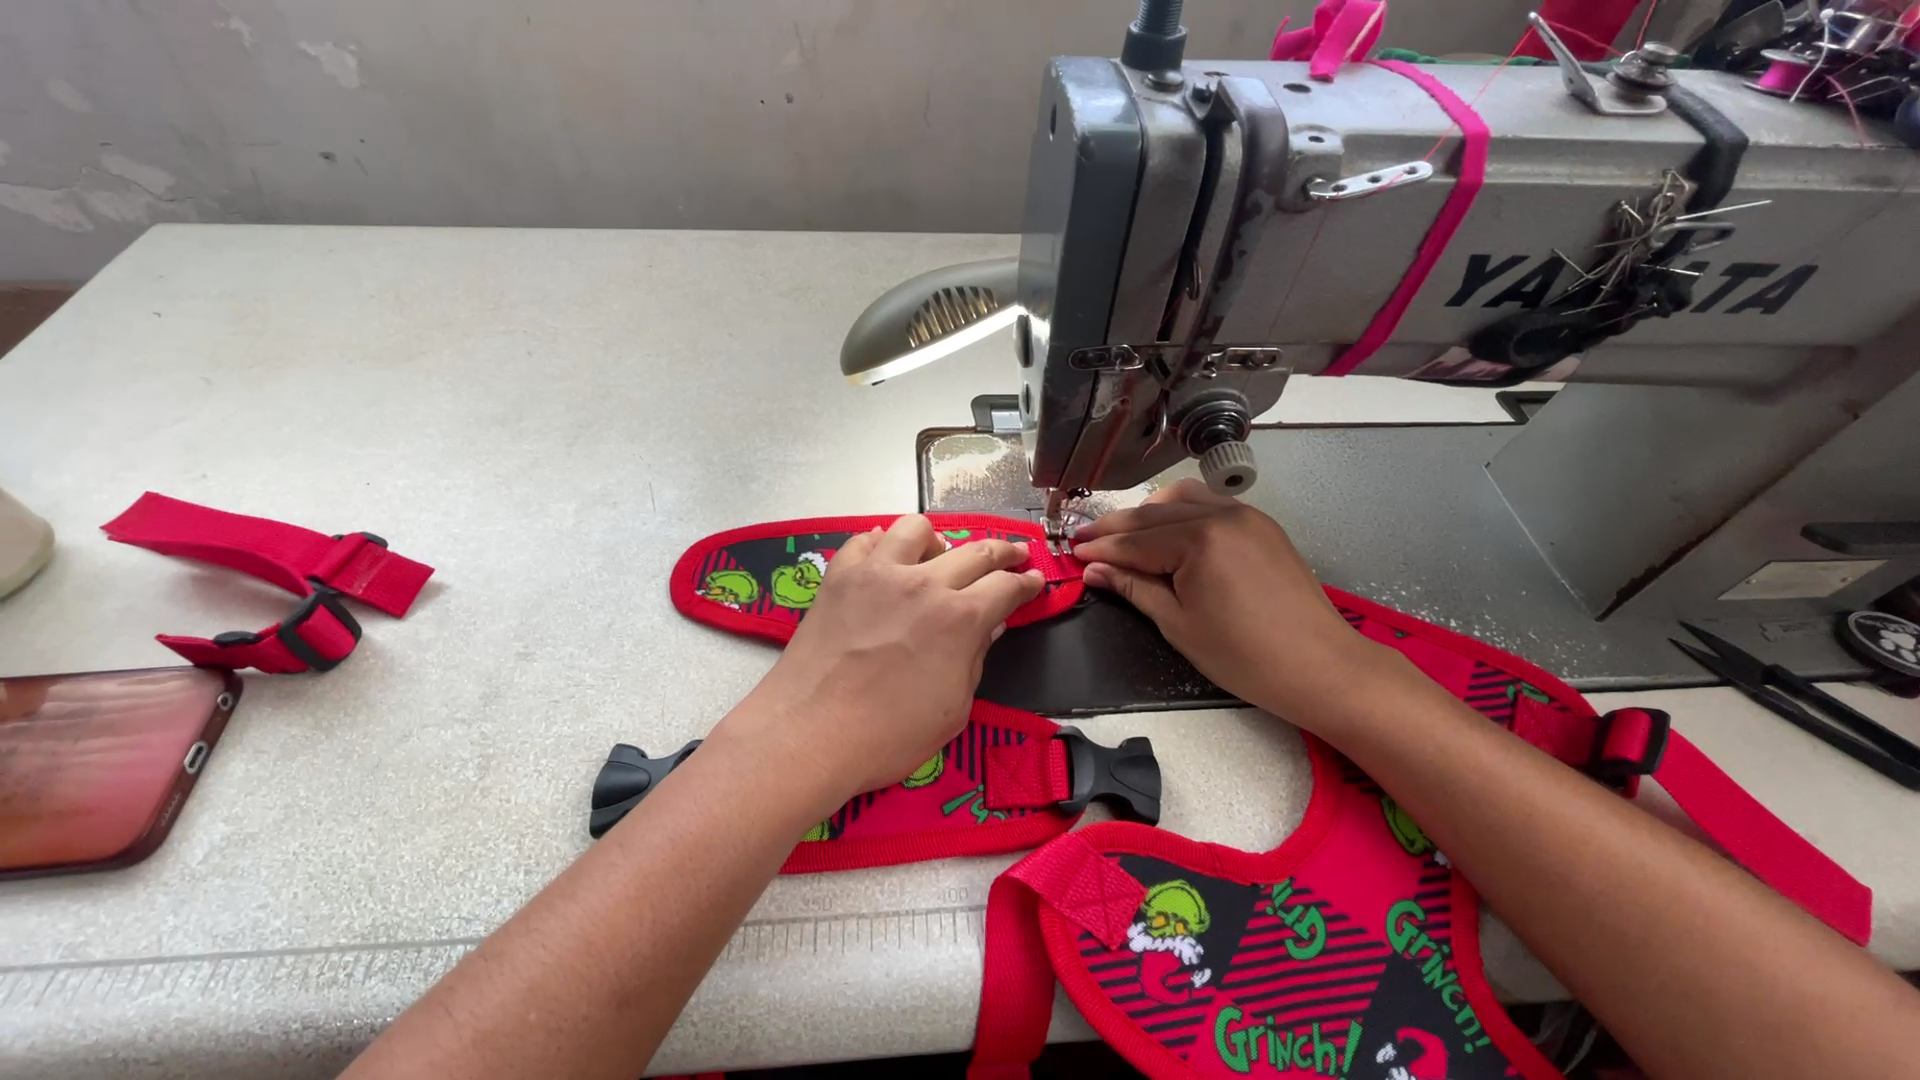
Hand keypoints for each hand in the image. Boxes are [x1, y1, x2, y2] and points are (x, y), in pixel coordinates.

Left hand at [713, 515, 1043, 804]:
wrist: (810, 733)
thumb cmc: (888, 736)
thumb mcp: (953, 709)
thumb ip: (975, 660)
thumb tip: (988, 626)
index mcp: (959, 618)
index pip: (1006, 586)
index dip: (1026, 583)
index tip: (1034, 580)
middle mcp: (923, 583)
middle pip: (976, 550)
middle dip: (1004, 550)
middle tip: (1014, 554)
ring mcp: (877, 573)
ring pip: (917, 528)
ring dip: (938, 540)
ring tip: (939, 557)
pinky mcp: (840, 576)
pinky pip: (866, 540)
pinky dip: (882, 544)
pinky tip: (886, 560)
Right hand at [1070, 479, 1382, 717]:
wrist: (1319, 666)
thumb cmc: (1244, 656)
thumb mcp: (1178, 625)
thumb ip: (1133, 588)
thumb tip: (1093, 568)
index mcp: (1199, 539)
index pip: (1135, 540)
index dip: (1099, 547)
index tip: (1070, 551)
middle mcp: (1222, 515)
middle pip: (1153, 513)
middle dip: (1115, 526)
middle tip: (1084, 538)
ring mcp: (1246, 516)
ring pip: (1182, 498)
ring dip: (1148, 512)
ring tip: (1123, 533)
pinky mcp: (1261, 525)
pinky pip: (1210, 505)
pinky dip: (1181, 512)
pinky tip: (1167, 531)